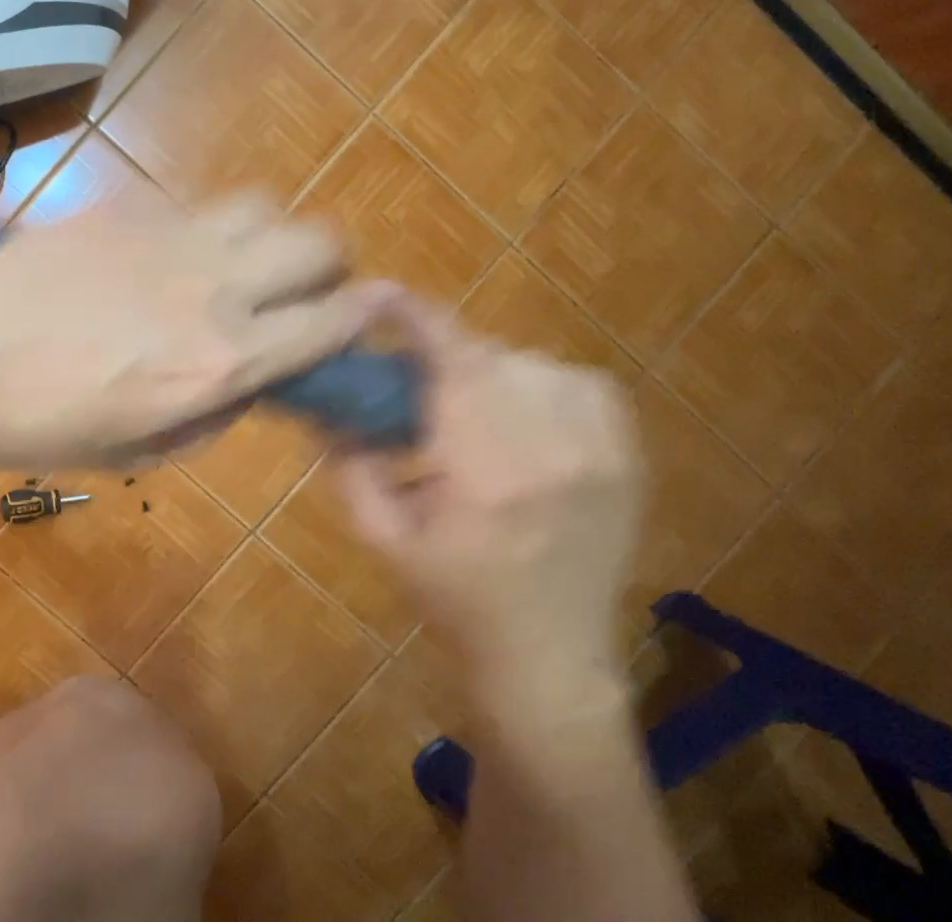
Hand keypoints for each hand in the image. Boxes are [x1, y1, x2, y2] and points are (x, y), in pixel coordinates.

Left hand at [0, 190, 401, 469]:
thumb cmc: (44, 428)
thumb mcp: (142, 451)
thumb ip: (216, 412)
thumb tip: (254, 379)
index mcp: (221, 361)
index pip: (333, 319)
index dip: (361, 315)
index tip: (362, 314)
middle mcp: (212, 289)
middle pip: (318, 241)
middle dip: (324, 268)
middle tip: (292, 292)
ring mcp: (166, 237)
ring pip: (261, 205)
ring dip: (265, 236)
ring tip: (229, 266)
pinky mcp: (121, 208)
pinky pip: (190, 204)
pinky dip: (197, 231)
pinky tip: (156, 260)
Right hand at [338, 296, 643, 705]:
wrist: (550, 657)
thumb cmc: (453, 600)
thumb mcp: (380, 538)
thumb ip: (350, 467)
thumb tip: (325, 409)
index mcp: (487, 475)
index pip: (456, 366)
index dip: (417, 319)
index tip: (378, 295)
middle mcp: (554, 451)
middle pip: (493, 359)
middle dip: (444, 356)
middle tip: (411, 382)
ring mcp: (602, 453)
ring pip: (539, 366)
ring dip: (491, 370)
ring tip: (465, 408)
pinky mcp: (627, 459)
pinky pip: (583, 385)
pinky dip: (542, 382)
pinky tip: (518, 414)